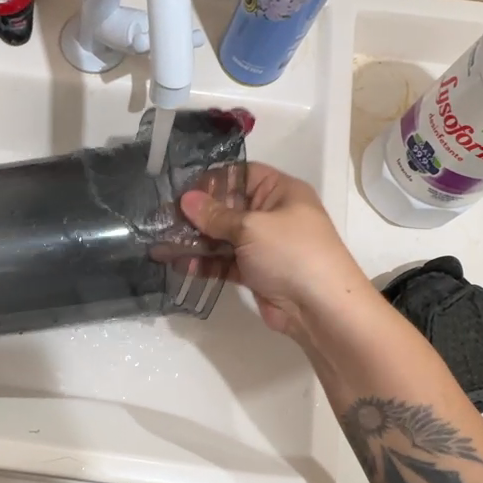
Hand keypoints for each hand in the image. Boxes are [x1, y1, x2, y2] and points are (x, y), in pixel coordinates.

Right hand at [180, 163, 367, 340]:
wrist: (321, 308)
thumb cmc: (291, 253)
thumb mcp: (252, 227)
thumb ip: (216, 215)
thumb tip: (185, 199)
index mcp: (280, 192)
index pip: (241, 174)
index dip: (212, 180)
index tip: (181, 191)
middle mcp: (271, 215)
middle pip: (227, 207)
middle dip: (196, 214)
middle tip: (162, 220)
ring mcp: (263, 245)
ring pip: (223, 237)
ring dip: (194, 241)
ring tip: (161, 245)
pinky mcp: (255, 272)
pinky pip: (224, 262)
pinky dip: (204, 263)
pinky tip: (179, 264)